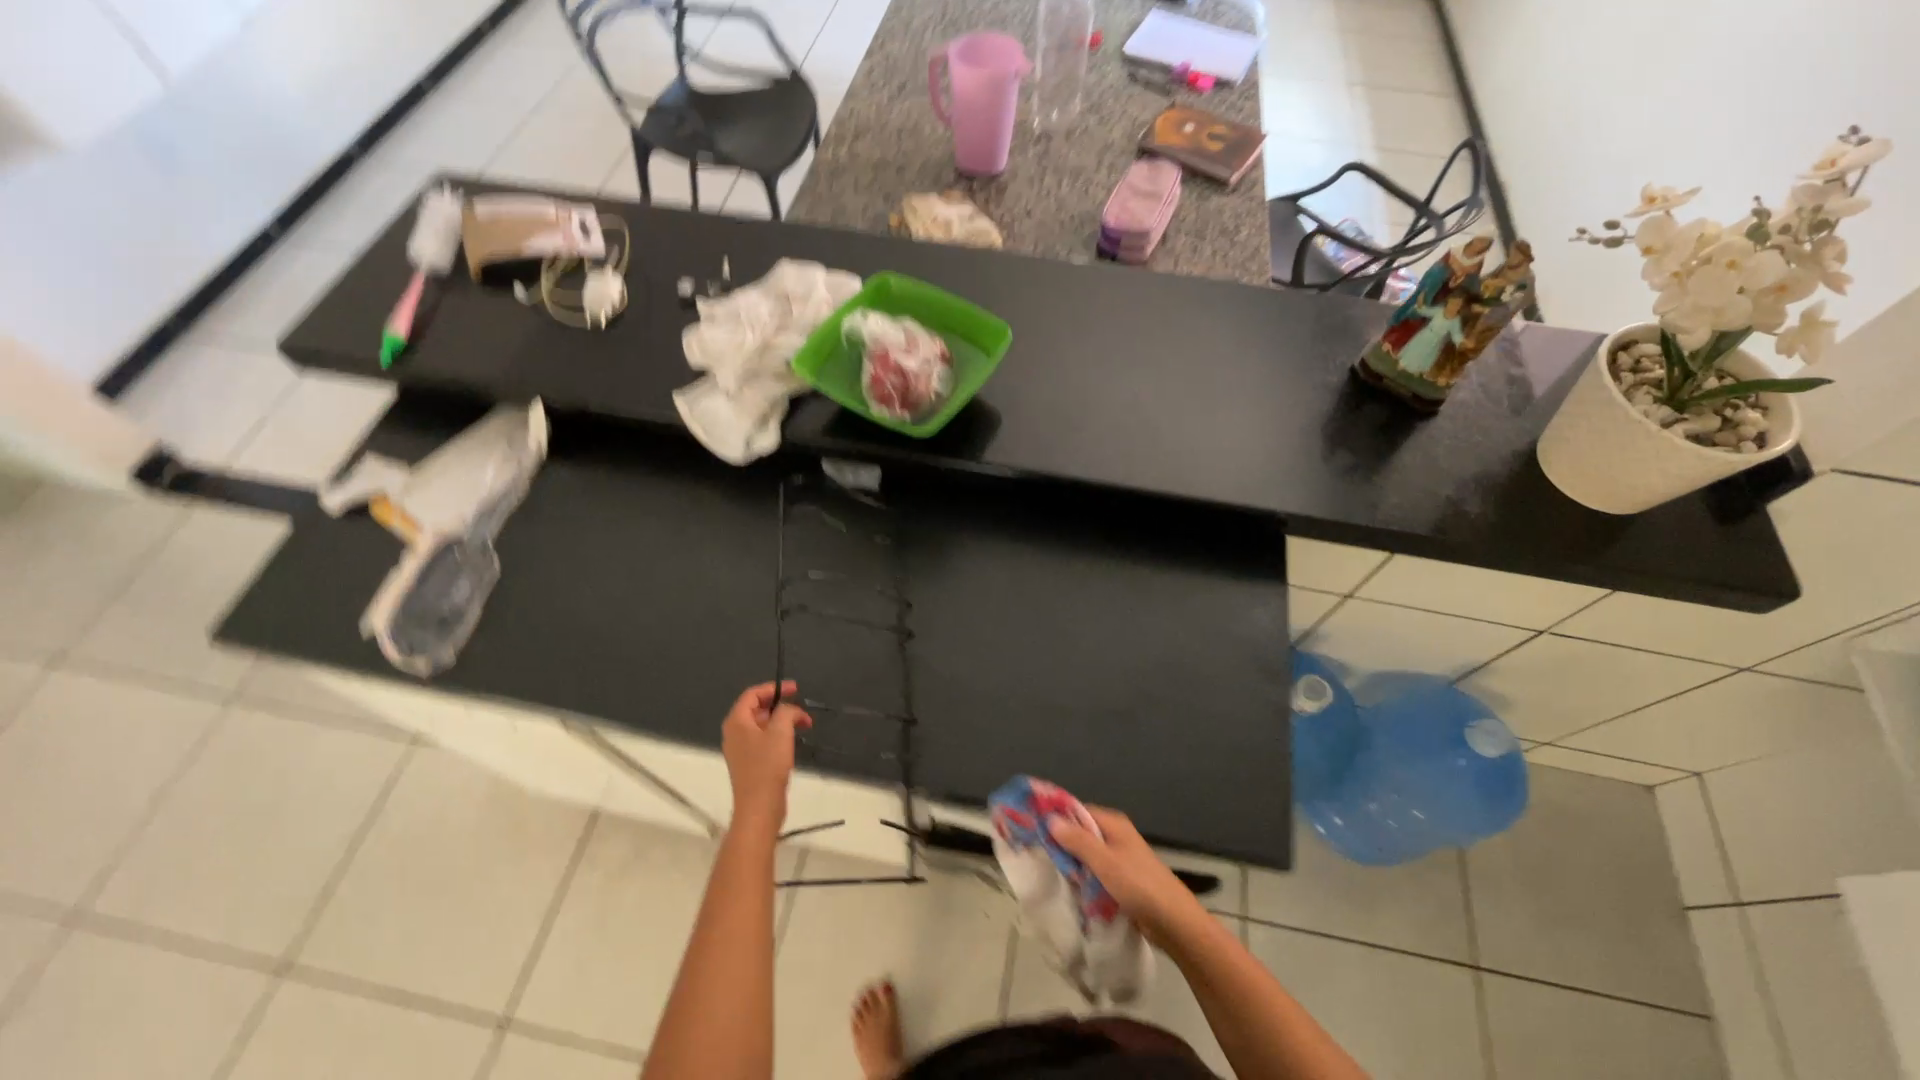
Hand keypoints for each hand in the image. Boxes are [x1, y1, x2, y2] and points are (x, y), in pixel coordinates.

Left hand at [721, 681, 812, 834]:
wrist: (759, 807)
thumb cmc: (767, 766)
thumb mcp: (780, 731)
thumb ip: (786, 712)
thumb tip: (790, 709)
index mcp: (737, 721)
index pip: (752, 694)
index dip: (774, 688)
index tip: (796, 689)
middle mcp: (734, 733)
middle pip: (756, 709)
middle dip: (781, 706)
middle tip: (801, 711)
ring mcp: (740, 750)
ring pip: (762, 726)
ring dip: (782, 722)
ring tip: (802, 726)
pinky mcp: (749, 764)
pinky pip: (763, 741)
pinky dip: (778, 736)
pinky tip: (792, 743)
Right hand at [1049, 806, 1205, 942]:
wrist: (1172, 921)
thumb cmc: (1138, 885)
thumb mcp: (1104, 861)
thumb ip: (1077, 840)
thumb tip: (1050, 819)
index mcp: (1113, 824)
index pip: (1077, 811)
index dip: (1055, 816)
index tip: (1030, 824)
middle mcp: (1115, 836)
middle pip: (1080, 832)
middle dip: (1060, 841)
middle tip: (1034, 850)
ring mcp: (1119, 859)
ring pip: (1086, 854)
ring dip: (1070, 862)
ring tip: (1046, 869)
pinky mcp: (1120, 880)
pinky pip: (1094, 872)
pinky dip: (1082, 877)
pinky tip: (1068, 886)